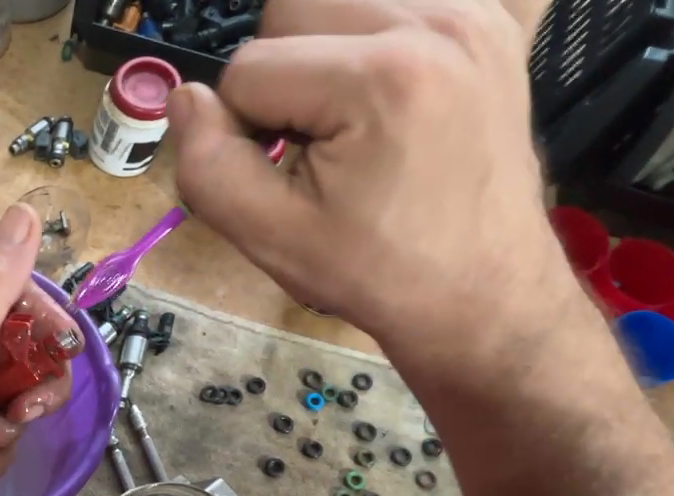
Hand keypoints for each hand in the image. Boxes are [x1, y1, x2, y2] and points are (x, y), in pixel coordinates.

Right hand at [166, 0, 587, 379]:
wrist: (479, 288)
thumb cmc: (373, 271)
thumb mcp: (270, 238)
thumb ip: (209, 167)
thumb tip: (184, 100)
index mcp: (380, 79)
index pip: (247, 67)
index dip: (240, 131)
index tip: (277, 177)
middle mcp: (436, 20)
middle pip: (290, 10)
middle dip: (278, 76)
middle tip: (306, 144)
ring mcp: (473, 13)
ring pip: (335, 2)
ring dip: (317, 56)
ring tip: (342, 122)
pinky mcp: (489, 20)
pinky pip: (388, 6)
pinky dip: (362, 46)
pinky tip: (379, 100)